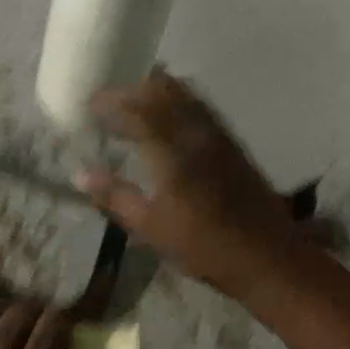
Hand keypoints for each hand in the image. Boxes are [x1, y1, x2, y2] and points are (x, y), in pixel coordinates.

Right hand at [76, 68, 303, 302]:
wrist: (271, 259)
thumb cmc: (205, 247)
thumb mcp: (152, 228)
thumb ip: (115, 196)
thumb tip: (78, 174)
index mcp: (171, 149)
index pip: (134, 109)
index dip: (109, 101)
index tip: (88, 104)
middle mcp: (193, 130)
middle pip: (159, 90)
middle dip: (131, 89)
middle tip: (109, 101)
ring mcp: (216, 132)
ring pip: (182, 92)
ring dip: (155, 89)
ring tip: (135, 103)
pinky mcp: (231, 140)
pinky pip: (199, 104)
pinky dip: (178, 99)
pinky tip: (169, 117)